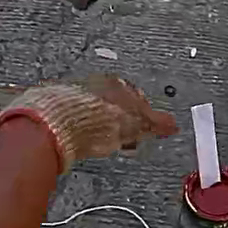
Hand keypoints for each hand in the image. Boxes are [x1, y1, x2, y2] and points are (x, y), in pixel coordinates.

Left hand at [0, 75, 178, 170]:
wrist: (59, 122)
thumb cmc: (97, 118)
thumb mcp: (136, 124)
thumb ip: (156, 124)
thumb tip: (172, 124)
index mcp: (117, 83)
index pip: (136, 98)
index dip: (141, 117)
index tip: (142, 131)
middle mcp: (94, 84)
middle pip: (112, 103)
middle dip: (119, 121)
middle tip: (123, 139)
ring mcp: (72, 94)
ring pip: (91, 109)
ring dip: (98, 124)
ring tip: (102, 143)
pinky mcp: (54, 107)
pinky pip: (72, 116)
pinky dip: (79, 128)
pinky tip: (80, 140)